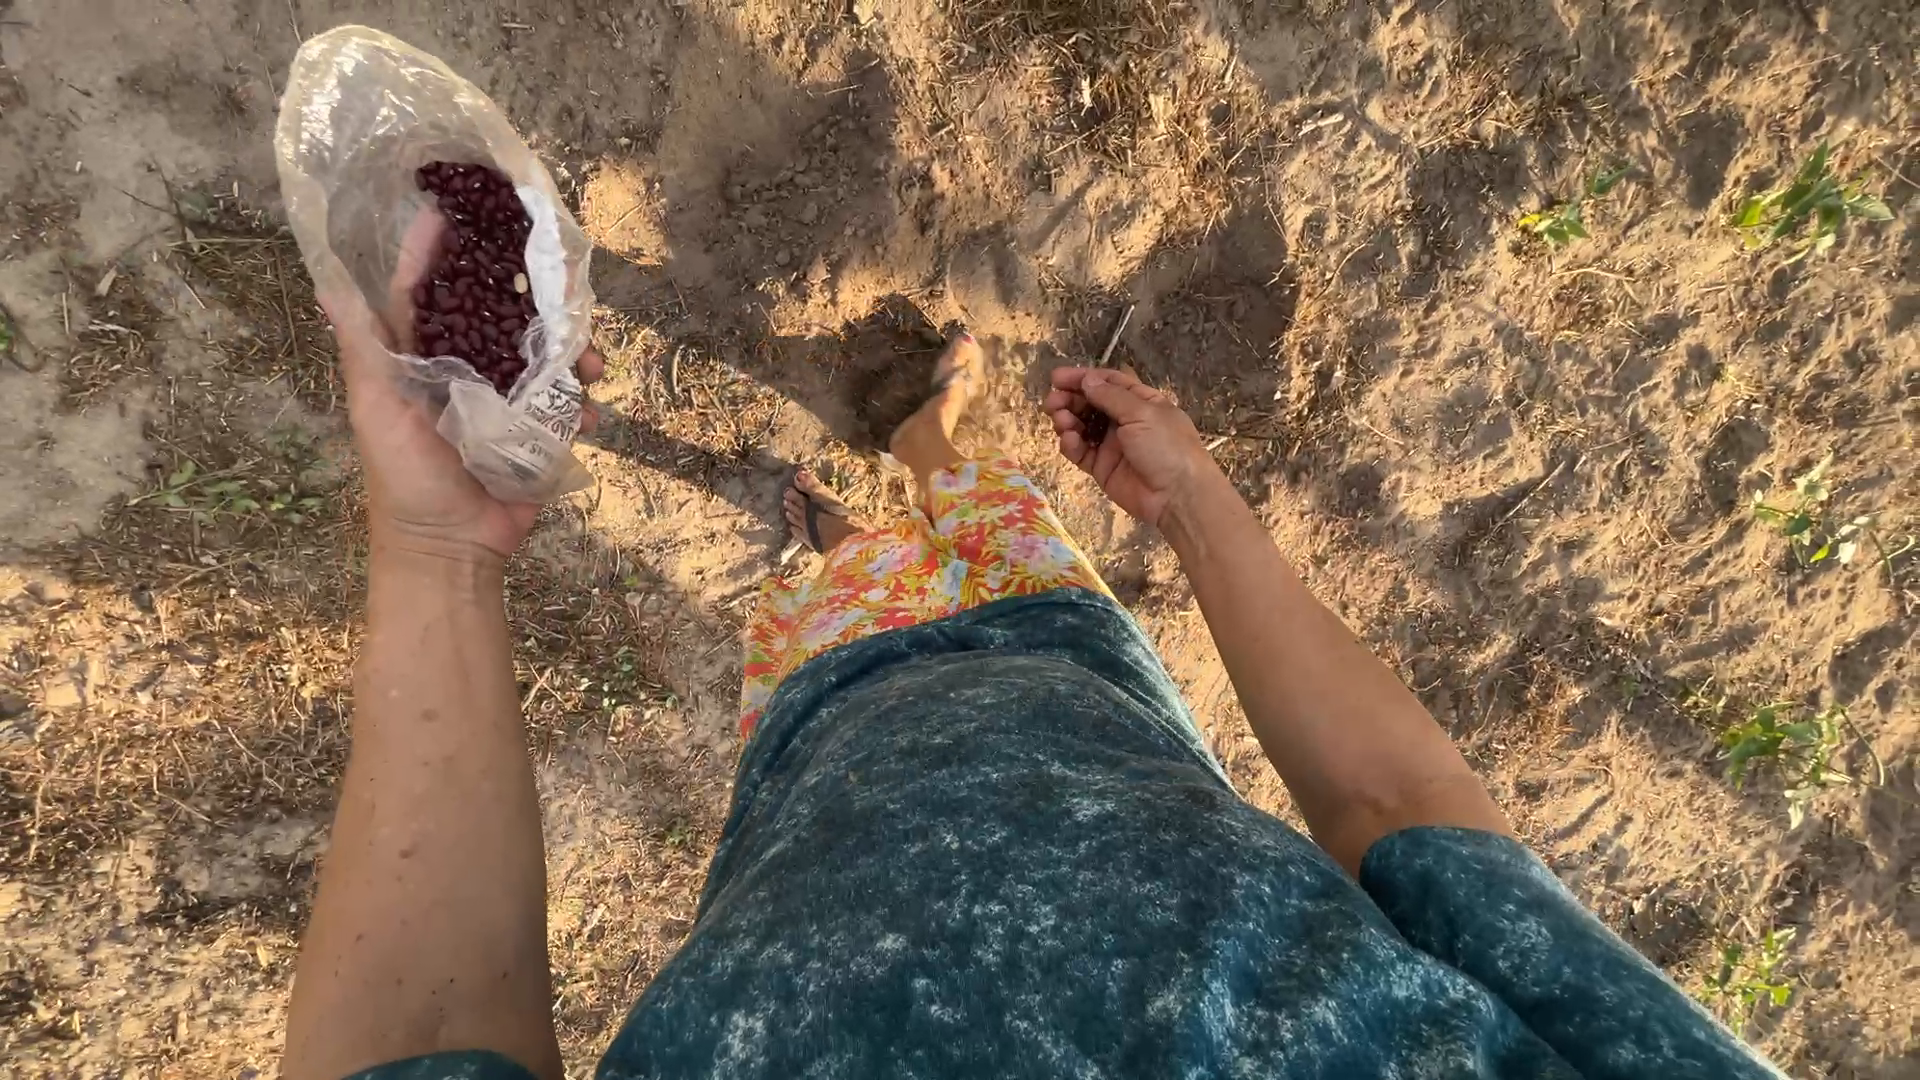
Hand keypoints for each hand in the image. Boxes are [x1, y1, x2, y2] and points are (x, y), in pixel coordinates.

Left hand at [319, 208, 601, 561]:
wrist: (454, 545)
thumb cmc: (407, 479)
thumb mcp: (379, 413)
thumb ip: (369, 354)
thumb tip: (330, 287)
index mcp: (422, 359)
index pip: (429, 293)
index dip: (439, 252)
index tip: (455, 211)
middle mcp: (469, 370)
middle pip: (504, 317)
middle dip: (536, 303)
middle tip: (566, 292)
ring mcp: (509, 400)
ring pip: (547, 358)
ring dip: (574, 356)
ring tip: (592, 368)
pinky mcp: (540, 431)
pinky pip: (568, 404)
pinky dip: (583, 405)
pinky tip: (588, 417)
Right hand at [1044, 367, 1221, 527]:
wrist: (1177, 495)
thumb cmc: (1167, 446)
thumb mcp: (1142, 413)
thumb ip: (1111, 396)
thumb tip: (1087, 379)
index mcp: (1141, 402)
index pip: (1108, 383)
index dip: (1083, 378)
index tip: (1058, 377)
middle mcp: (1125, 421)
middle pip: (1091, 404)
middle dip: (1070, 399)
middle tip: (1052, 401)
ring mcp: (1112, 445)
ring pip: (1082, 427)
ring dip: (1067, 420)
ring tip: (1059, 419)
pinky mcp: (1102, 468)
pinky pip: (1081, 452)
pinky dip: (1072, 444)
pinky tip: (1069, 440)